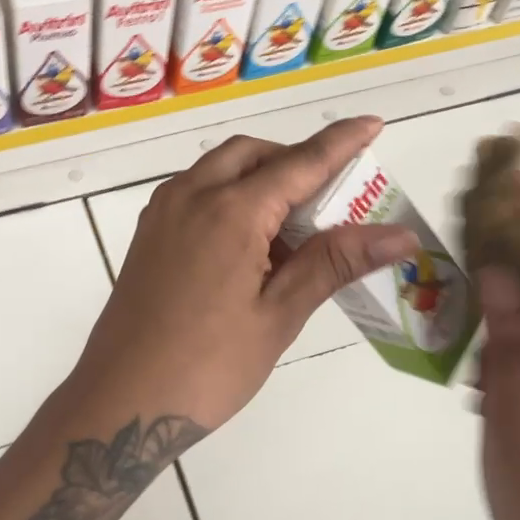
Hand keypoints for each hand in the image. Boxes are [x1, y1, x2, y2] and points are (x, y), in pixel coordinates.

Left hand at [66, 117, 419, 431]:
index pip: (298, 163)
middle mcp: (191, 194)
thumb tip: (398, 235)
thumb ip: (333, 263)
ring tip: (295, 226)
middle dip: (294, 160)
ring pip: (219, 168)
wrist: (121, 396)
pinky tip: (251, 243)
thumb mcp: (278, 315)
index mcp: (229, 211)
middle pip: (252, 154)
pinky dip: (230, 194)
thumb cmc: (208, 365)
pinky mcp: (149, 230)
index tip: (372, 123)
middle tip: (332, 196)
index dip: (339, 143)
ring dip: (259, 177)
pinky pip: (196, 190)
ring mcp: (163, 210)